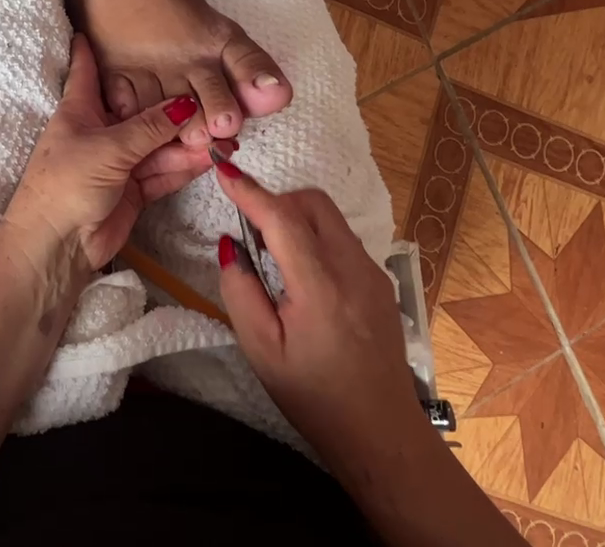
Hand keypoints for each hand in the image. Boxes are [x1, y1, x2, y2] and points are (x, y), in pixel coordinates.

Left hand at [5, 34, 211, 273]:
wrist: (55, 246)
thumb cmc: (65, 184)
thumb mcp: (108, 148)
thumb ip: (150, 127)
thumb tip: (187, 104)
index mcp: (79, 109)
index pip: (87, 69)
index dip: (93, 46)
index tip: (100, 21)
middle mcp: (100, 130)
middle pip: (141, 109)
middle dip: (173, 104)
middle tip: (212, 95)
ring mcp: (118, 161)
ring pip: (158, 141)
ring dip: (187, 138)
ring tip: (225, 131)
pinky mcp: (133, 189)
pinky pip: (163, 170)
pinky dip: (185, 165)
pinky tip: (213, 156)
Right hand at [214, 167, 424, 449]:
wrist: (382, 434)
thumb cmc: (314, 397)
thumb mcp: (261, 350)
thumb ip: (240, 291)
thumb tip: (231, 244)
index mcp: (321, 287)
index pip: (282, 218)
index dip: (249, 190)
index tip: (222, 169)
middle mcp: (354, 269)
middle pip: (312, 203)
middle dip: (276, 200)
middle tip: (250, 231)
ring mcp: (373, 274)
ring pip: (329, 217)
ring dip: (295, 218)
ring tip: (273, 259)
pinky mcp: (380, 282)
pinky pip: (341, 238)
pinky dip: (313, 237)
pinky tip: (300, 276)